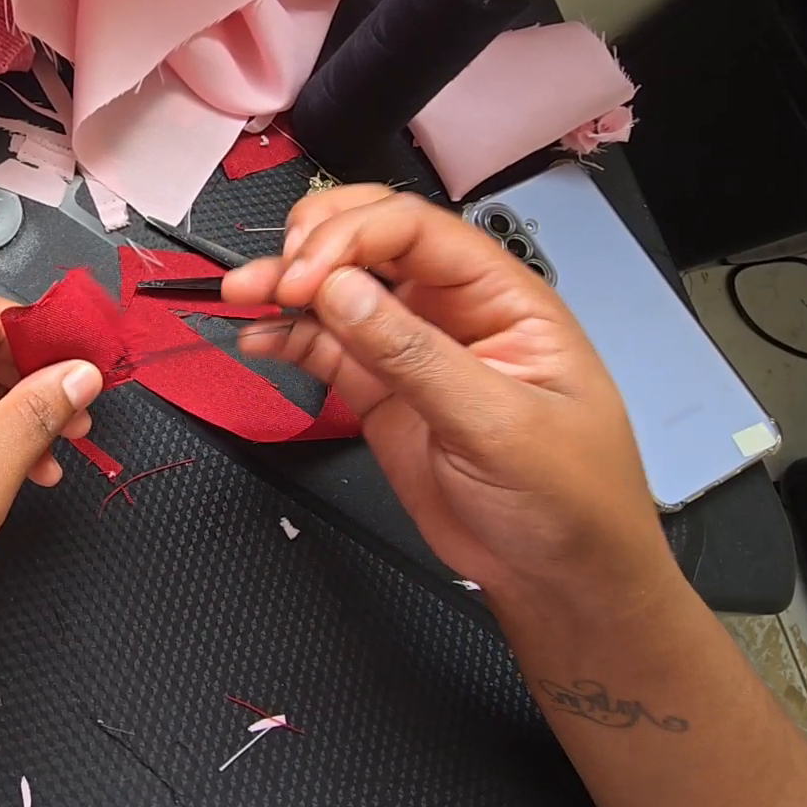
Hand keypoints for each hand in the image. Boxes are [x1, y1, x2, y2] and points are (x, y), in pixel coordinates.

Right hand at [222, 186, 676, 613]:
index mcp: (498, 296)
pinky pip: (317, 344)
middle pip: (367, 240)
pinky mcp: (371, 384)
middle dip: (312, 245)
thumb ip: (413, 354)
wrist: (551, 576)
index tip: (303, 279)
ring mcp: (402, 345)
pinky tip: (257, 340)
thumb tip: (341, 290)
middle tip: (273, 278)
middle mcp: (446, 307)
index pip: (414, 231)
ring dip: (281, 286)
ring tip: (239, 294)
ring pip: (332, 290)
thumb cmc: (566, 500)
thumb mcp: (496, 425)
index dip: (350, 239)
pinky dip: (281, 337)